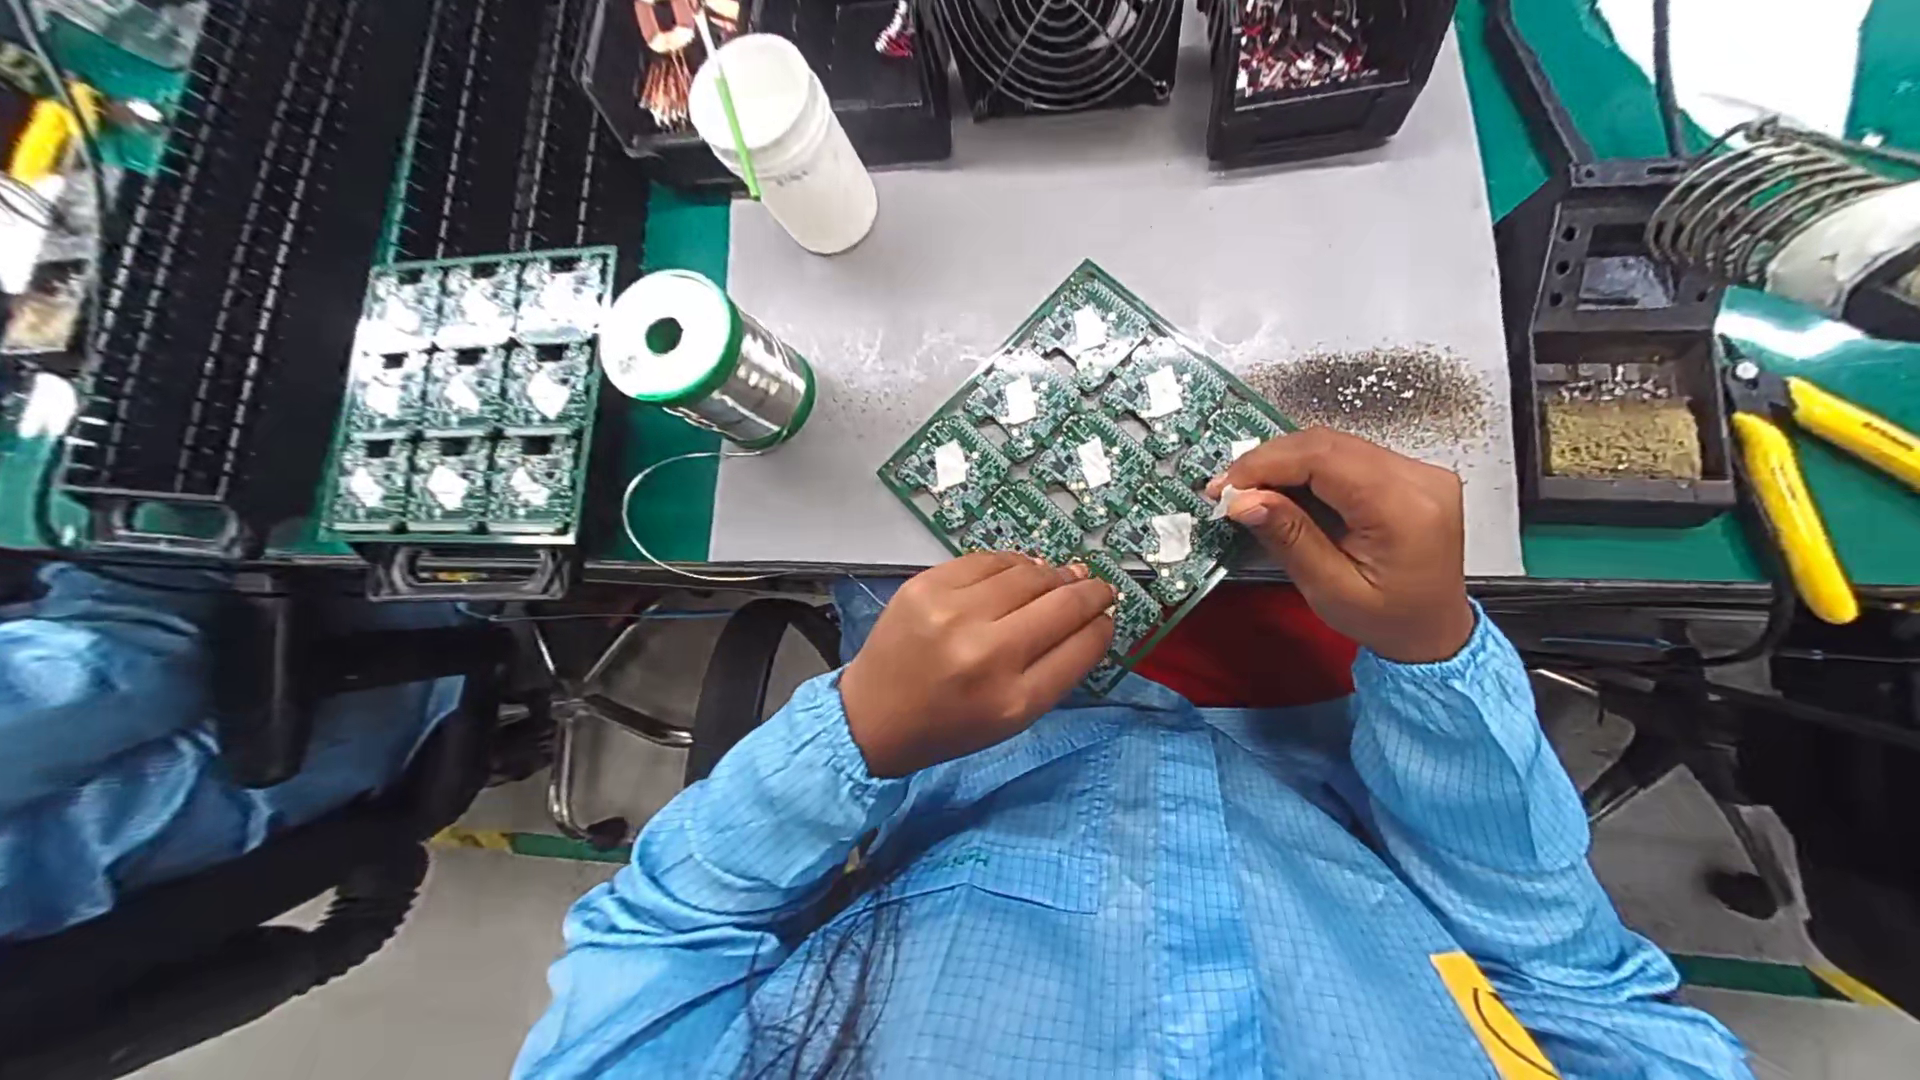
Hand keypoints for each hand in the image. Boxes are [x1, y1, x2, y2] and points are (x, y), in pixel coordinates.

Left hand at [839, 552, 1117, 776]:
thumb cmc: (949, 724)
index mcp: (1014, 700)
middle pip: (1062, 603)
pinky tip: (1023, 570)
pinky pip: (988, 559)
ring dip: (1055, 573)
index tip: (1108, 614)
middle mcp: (986, 652)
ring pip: (1029, 573)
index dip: (1103, 624)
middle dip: (1091, 590)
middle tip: (1099, 586)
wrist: (874, 715)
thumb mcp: (1012, 717)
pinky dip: (1014, 563)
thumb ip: (1057, 670)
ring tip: (1062, 576)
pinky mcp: (926, 586)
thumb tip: (1090, 615)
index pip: (1082, 646)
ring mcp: (953, 613)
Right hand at [1207, 428, 1474, 663]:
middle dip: (1267, 461)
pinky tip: (1278, 488)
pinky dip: (1302, 467)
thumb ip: (1289, 538)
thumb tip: (1244, 501)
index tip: (1225, 486)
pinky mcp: (1405, 474)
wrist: (1432, 630)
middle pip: (1327, 444)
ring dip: (1281, 462)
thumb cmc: (1386, 619)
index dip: (1266, 464)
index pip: (1324, 459)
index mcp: (1405, 509)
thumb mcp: (1329, 589)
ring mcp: (1416, 471)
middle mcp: (1419, 479)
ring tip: (1246, 490)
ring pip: (1332, 444)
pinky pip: (1344, 455)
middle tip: (1227, 489)